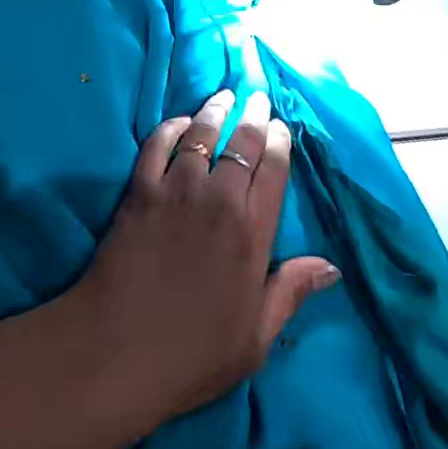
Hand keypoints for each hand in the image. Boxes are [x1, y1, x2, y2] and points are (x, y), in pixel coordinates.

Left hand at [66, 88, 340, 419]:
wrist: (116, 351)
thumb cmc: (192, 353)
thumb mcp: (255, 338)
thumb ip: (291, 292)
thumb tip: (330, 266)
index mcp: (252, 232)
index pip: (274, 170)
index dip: (280, 141)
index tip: (282, 126)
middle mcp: (219, 200)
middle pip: (242, 143)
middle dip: (254, 115)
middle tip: (258, 97)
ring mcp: (176, 190)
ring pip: (202, 135)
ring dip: (215, 111)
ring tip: (223, 96)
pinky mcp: (139, 191)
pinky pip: (157, 145)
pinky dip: (170, 127)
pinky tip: (179, 122)